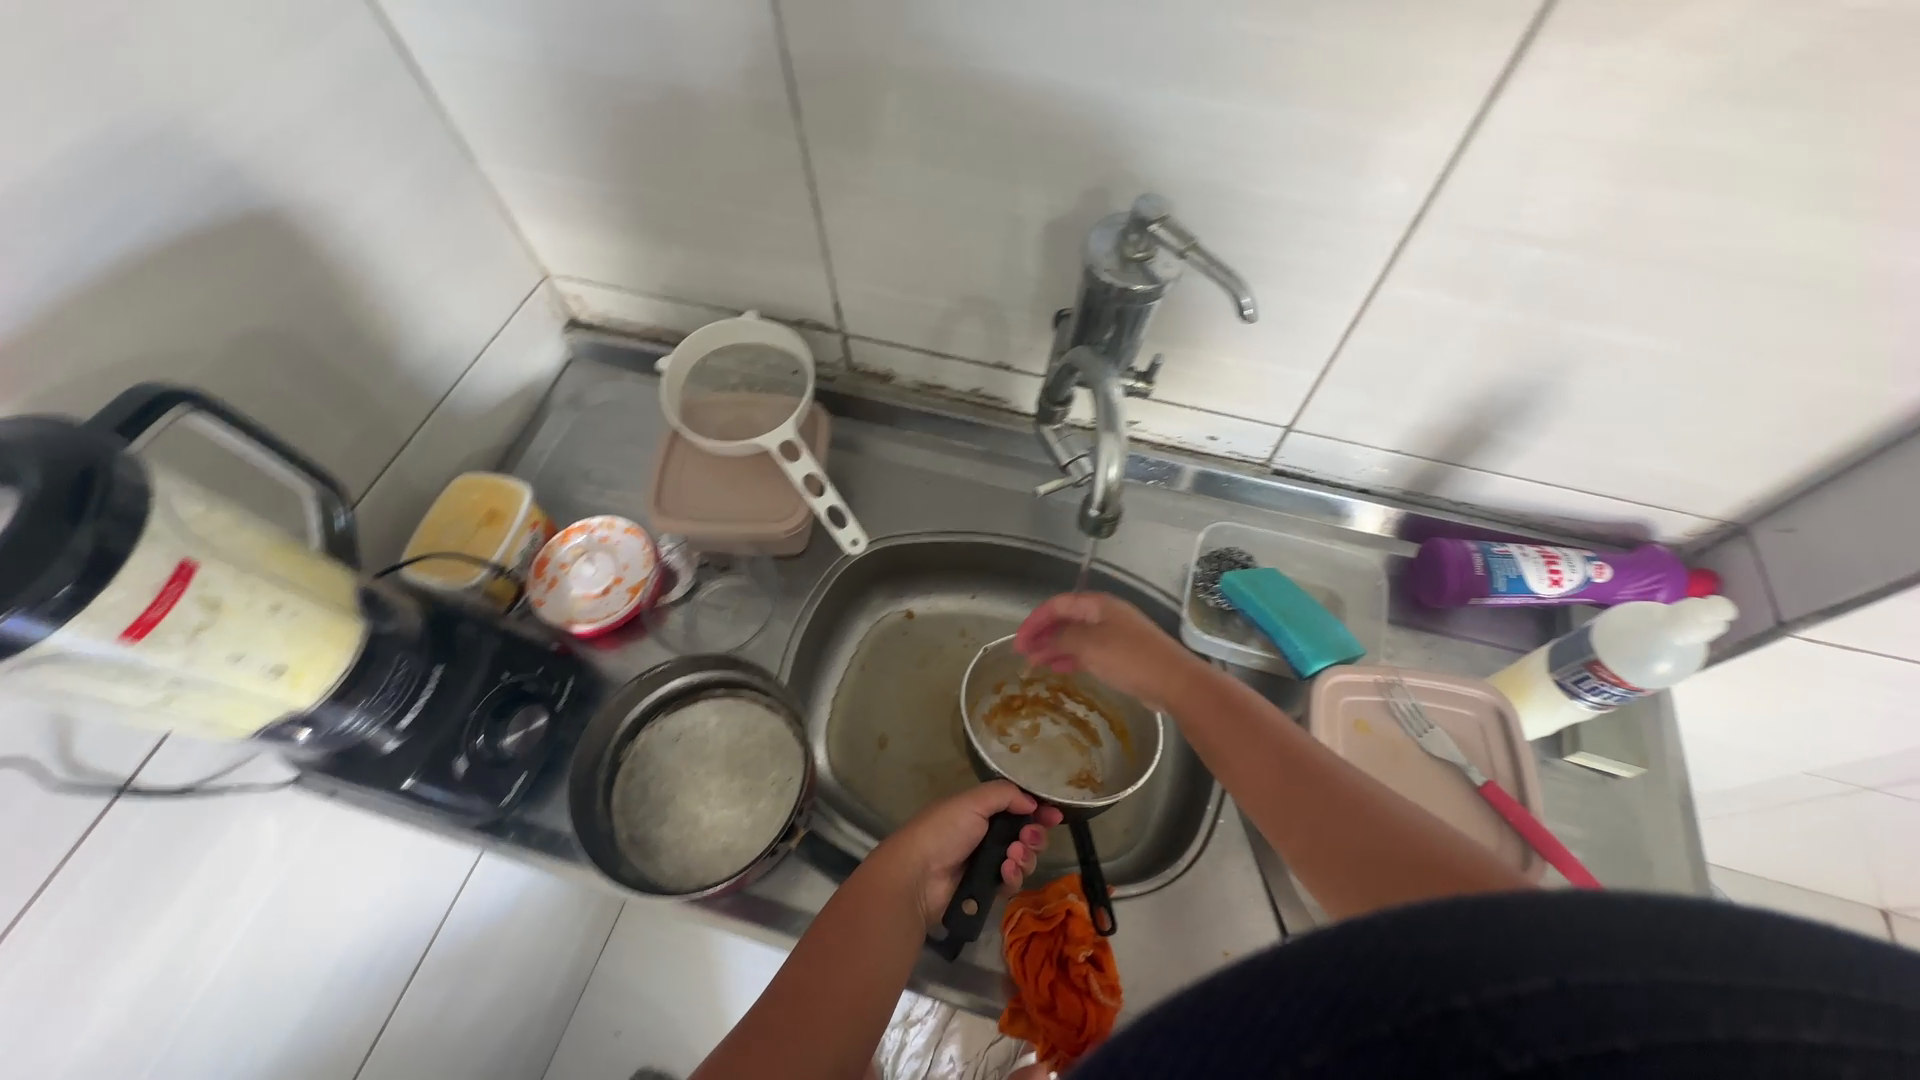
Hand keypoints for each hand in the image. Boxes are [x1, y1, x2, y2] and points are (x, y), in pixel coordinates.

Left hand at [872, 781, 1064, 932]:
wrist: (918, 876)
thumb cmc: (943, 830)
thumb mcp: (972, 802)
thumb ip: (1005, 795)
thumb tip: (1031, 802)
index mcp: (979, 811)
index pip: (1016, 808)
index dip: (1037, 811)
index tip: (1055, 816)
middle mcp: (984, 836)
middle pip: (1024, 835)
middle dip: (1033, 836)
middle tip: (1027, 838)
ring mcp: (986, 864)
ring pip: (1022, 859)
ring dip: (1024, 856)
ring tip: (1011, 856)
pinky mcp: (986, 889)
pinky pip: (1011, 882)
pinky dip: (1012, 876)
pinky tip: (1005, 871)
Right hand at [1014, 592, 1207, 709]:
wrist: (1174, 682)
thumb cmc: (1130, 658)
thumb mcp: (1090, 645)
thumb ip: (1062, 639)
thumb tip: (1041, 642)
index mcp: (1098, 605)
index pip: (1057, 604)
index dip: (1034, 620)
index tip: (1018, 641)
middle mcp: (1105, 615)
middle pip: (1066, 619)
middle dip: (1042, 635)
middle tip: (1023, 654)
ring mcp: (1115, 635)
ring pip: (1076, 637)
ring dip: (1054, 648)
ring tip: (1035, 664)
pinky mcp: (1121, 655)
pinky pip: (1088, 652)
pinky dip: (1071, 659)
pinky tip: (1059, 670)